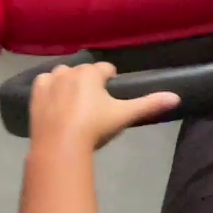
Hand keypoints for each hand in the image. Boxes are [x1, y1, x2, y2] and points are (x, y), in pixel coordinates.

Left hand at [28, 62, 178, 152]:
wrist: (60, 144)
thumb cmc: (94, 127)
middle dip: (89, 81)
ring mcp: (51, 80)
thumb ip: (149, 104)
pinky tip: (55, 101)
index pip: (105, 68)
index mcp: (92, 73)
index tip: (112, 91)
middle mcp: (71, 71)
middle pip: (83, 70)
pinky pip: (44, 82)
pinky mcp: (36, 93)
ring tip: (75, 101)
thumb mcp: (124, 115)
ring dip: (69, 81)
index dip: (110, 79)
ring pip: (62, 73)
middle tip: (95, 103)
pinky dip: (49, 87)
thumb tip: (176, 97)